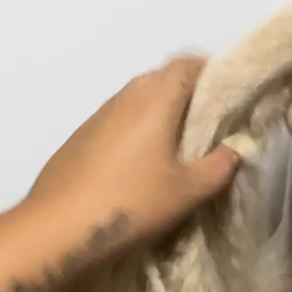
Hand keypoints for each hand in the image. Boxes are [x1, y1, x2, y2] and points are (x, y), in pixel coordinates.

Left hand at [23, 56, 241, 253]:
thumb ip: (218, 168)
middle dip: (186, 94)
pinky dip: (134, 129)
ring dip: (158, 112)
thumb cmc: (130, 203)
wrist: (57, 227)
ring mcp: (97, 116)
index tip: (227, 96)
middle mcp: (125, 97)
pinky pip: (116, 120)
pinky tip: (137, 164)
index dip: (210, 72)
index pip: (186, 64)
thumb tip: (234, 150)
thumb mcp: (186, 192)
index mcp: (155, 100)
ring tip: (174, 147)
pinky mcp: (79, 137)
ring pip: (136, 99)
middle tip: (206, 125)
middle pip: (161, 78)